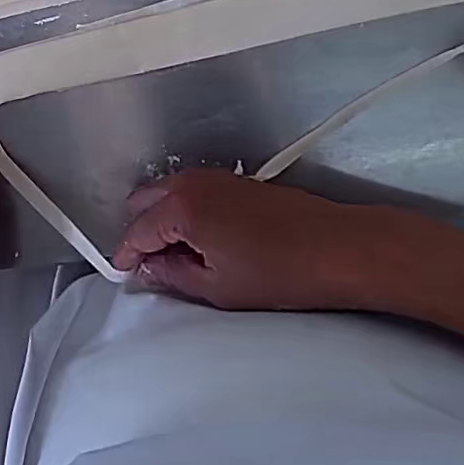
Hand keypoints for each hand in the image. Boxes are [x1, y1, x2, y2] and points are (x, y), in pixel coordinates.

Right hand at [111, 169, 463, 312]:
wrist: (339, 248)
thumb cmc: (281, 272)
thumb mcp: (218, 287)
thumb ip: (172, 275)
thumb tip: (149, 269)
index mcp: (180, 208)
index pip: (136, 230)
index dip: (126, 255)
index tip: (124, 271)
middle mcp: (191, 183)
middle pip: (143, 201)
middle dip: (139, 230)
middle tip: (150, 264)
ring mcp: (214, 177)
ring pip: (166, 192)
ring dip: (160, 218)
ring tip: (177, 255)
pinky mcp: (234, 180)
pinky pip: (190, 190)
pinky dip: (183, 210)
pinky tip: (202, 239)